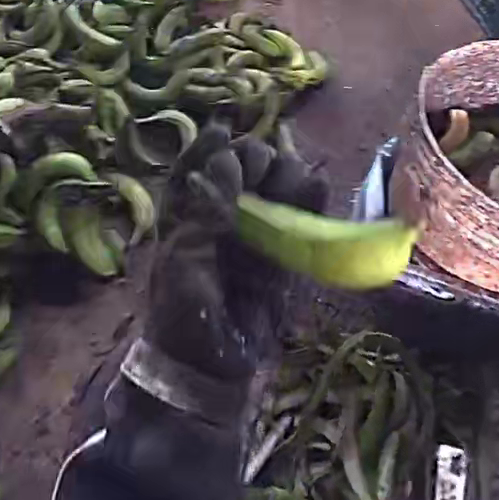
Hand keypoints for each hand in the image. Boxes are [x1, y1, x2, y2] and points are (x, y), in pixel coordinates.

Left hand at [142, 122, 330, 387]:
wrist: (209, 366)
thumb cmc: (182, 311)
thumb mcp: (182, 256)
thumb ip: (205, 205)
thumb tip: (226, 151)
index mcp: (188, 208)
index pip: (199, 160)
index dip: (211, 144)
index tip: (223, 133)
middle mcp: (225, 209)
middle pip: (245, 163)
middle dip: (255, 157)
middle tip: (259, 169)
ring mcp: (258, 226)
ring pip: (279, 180)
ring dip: (286, 172)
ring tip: (288, 183)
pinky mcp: (286, 245)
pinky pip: (304, 212)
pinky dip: (313, 196)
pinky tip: (316, 189)